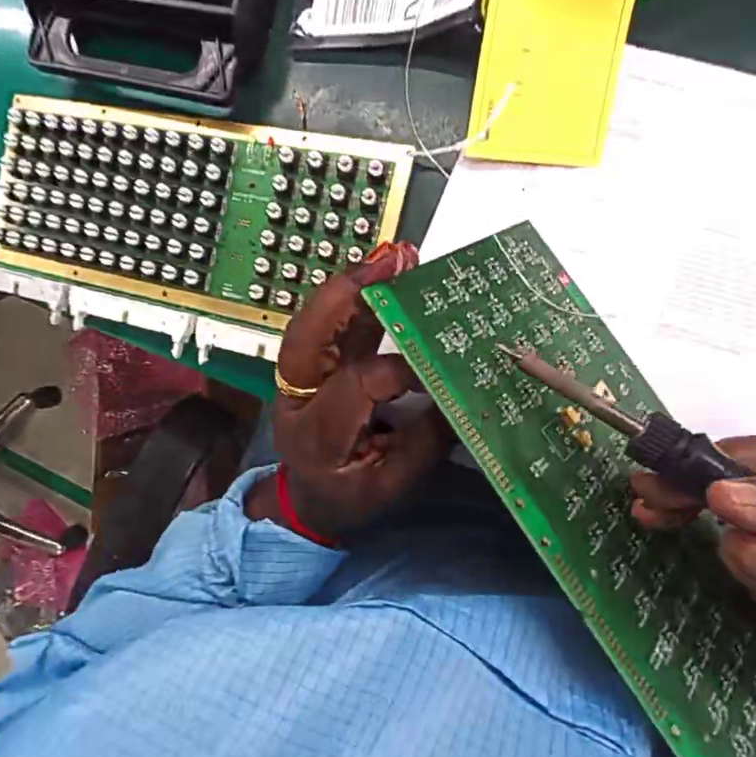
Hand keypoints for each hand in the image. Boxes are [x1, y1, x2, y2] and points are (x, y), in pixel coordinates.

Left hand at [247, 243, 452, 539]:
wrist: (305, 498)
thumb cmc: (347, 497)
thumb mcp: (390, 485)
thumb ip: (423, 442)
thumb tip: (458, 393)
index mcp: (317, 435)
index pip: (356, 385)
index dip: (398, 369)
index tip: (438, 366)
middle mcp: (297, 399)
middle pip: (309, 336)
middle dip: (350, 293)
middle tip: (395, 262)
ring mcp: (296, 379)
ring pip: (314, 321)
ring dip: (353, 285)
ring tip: (395, 258)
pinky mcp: (308, 367)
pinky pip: (327, 326)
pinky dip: (354, 298)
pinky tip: (384, 278)